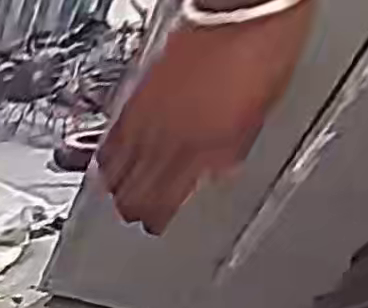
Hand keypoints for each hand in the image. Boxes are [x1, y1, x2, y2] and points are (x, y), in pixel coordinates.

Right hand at [98, 1, 313, 233]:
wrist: (241, 5)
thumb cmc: (262, 46)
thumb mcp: (261, 107)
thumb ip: (234, 146)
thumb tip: (218, 174)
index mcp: (202, 150)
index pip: (167, 203)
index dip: (159, 219)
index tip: (157, 225)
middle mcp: (168, 144)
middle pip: (134, 196)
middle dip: (133, 211)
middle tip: (135, 215)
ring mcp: (146, 126)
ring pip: (116, 178)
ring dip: (116, 192)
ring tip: (118, 196)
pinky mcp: (131, 106)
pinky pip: (107, 147)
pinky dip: (104, 162)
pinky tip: (105, 166)